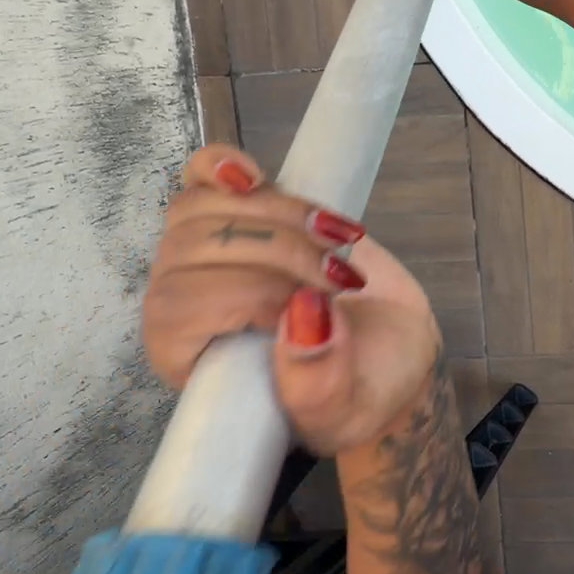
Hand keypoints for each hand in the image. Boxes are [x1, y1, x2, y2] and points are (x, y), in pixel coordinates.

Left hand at [141, 145, 441, 454]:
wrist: (389, 346)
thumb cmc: (364, 386)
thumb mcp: (350, 406)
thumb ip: (321, 382)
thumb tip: (304, 316)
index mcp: (193, 359)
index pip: (184, 308)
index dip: (251, 294)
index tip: (319, 306)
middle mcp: (186, 305)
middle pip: (196, 249)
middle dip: (284, 254)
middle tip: (345, 280)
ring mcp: (210, 254)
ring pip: (205, 207)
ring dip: (282, 214)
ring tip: (339, 241)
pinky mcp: (242, 212)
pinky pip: (203, 175)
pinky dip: (224, 167)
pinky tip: (254, 176)